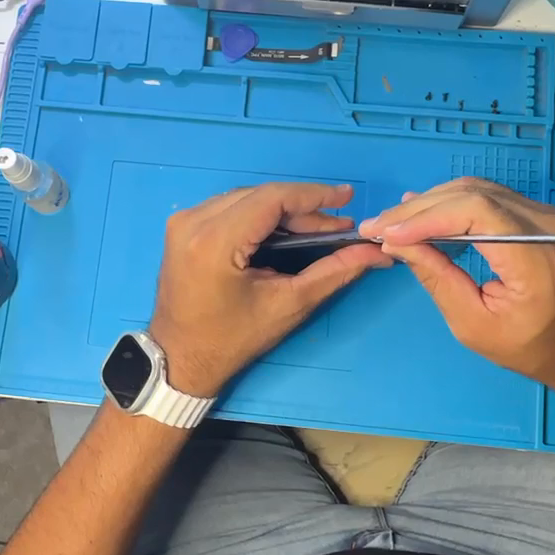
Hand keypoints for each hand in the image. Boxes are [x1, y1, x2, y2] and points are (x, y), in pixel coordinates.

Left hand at [150, 182, 389, 396]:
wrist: (179, 359)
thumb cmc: (231, 340)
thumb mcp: (287, 305)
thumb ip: (333, 272)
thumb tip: (374, 252)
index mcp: (214, 240)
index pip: (272, 199)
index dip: (314, 195)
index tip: (347, 197)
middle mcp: (192, 221)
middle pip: (260, 196)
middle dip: (302, 208)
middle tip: (338, 226)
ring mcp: (182, 221)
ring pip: (245, 199)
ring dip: (282, 210)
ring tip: (317, 229)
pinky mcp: (181, 227)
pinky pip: (229, 208)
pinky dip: (259, 215)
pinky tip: (285, 230)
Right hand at [357, 178, 554, 408]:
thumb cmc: (534, 350)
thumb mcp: (475, 325)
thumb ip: (438, 278)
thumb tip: (396, 244)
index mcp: (538, 260)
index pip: (475, 212)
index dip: (425, 217)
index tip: (385, 233)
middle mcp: (550, 226)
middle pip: (473, 194)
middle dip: (419, 208)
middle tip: (378, 226)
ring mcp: (551, 216)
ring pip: (479, 189)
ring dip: (432, 203)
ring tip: (394, 221)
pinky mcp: (545, 216)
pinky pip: (491, 197)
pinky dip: (452, 204)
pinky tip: (424, 215)